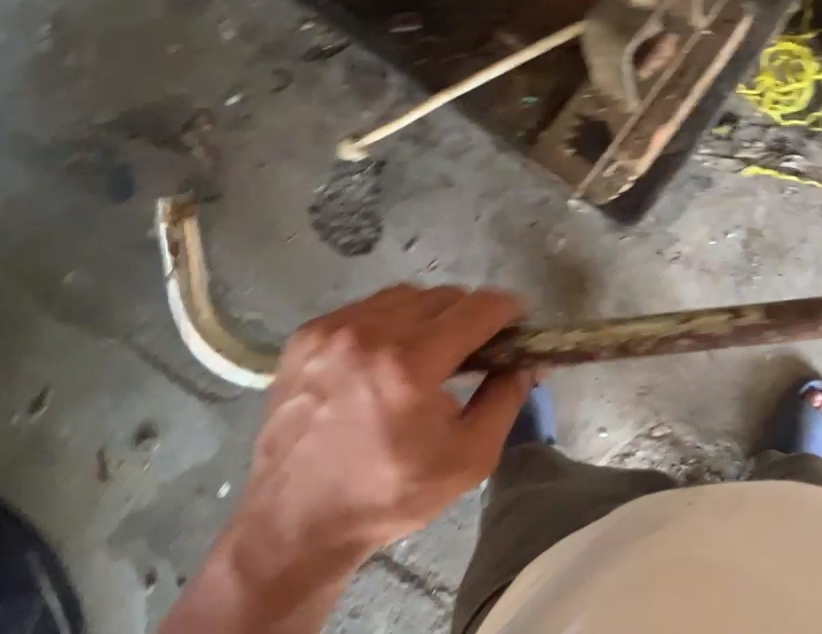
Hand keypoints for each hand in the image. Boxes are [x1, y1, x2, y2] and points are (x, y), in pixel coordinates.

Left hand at [236, 284, 532, 554]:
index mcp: (411, 363)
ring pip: (406, 296)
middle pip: (445, 296)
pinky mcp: (306, 337)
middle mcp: (370, 333)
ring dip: (429, 316)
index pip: (479, 307)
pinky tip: (386, 358)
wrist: (295, 524)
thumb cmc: (389, 495)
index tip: (517, 325)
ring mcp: (332, 331)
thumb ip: (505, 400)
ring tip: (428, 353)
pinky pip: (366, 308)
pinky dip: (388, 323)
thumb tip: (526, 362)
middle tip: (474, 351)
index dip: (508, 311)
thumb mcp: (468, 458)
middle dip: (469, 317)